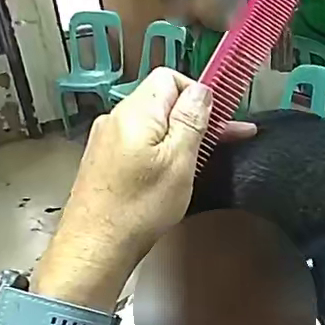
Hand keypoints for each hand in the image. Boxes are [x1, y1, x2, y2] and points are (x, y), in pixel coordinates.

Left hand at [33, 69, 251, 303]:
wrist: (95, 247)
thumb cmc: (139, 208)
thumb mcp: (179, 161)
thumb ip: (191, 120)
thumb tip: (202, 90)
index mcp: (137, 111)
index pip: (171, 78)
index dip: (200, 93)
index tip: (222, 118)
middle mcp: (117, 118)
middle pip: (164, 100)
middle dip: (197, 116)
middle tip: (228, 137)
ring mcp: (109, 139)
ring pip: (154, 123)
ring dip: (182, 135)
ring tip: (205, 157)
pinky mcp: (106, 160)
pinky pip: (141, 141)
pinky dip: (163, 149)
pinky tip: (177, 170)